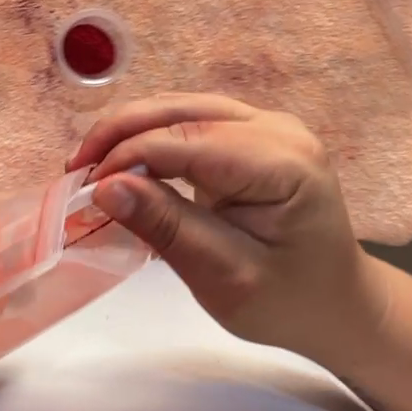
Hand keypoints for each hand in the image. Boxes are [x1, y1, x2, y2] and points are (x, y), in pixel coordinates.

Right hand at [66, 93, 389, 361]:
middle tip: (75, 171)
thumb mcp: (225, 276)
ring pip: (180, 106)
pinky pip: (190, 119)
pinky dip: (150, 135)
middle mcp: (278, 128)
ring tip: (90, 164)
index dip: (128, 157)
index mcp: (282, 163)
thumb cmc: (287, 302)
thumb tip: (104, 187)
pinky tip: (122, 159)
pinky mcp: (252, 134)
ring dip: (129, 130)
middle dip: (120, 133)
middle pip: (181, 110)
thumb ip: (167, 226)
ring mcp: (267, 126)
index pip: (188, 142)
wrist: (336, 304)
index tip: (85, 190)